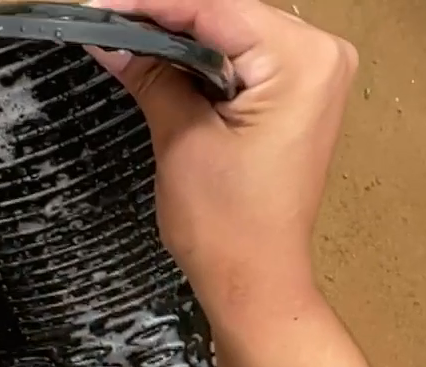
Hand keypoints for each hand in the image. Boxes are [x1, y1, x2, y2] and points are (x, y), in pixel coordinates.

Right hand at [89, 0, 355, 316]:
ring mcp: (314, 74)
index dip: (154, 3)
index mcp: (301, 60)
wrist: (253, 279)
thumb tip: (114, 42)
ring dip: (184, 34)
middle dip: (168, 14)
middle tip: (111, 18)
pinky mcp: (299, 96)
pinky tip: (166, 59)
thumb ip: (154, 80)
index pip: (216, 7)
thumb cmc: (225, 224)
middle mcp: (321, 53)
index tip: (104, 3)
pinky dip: (205, 59)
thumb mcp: (182, 142)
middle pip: (230, 11)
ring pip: (236, 32)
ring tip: (129, 35)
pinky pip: (247, 59)